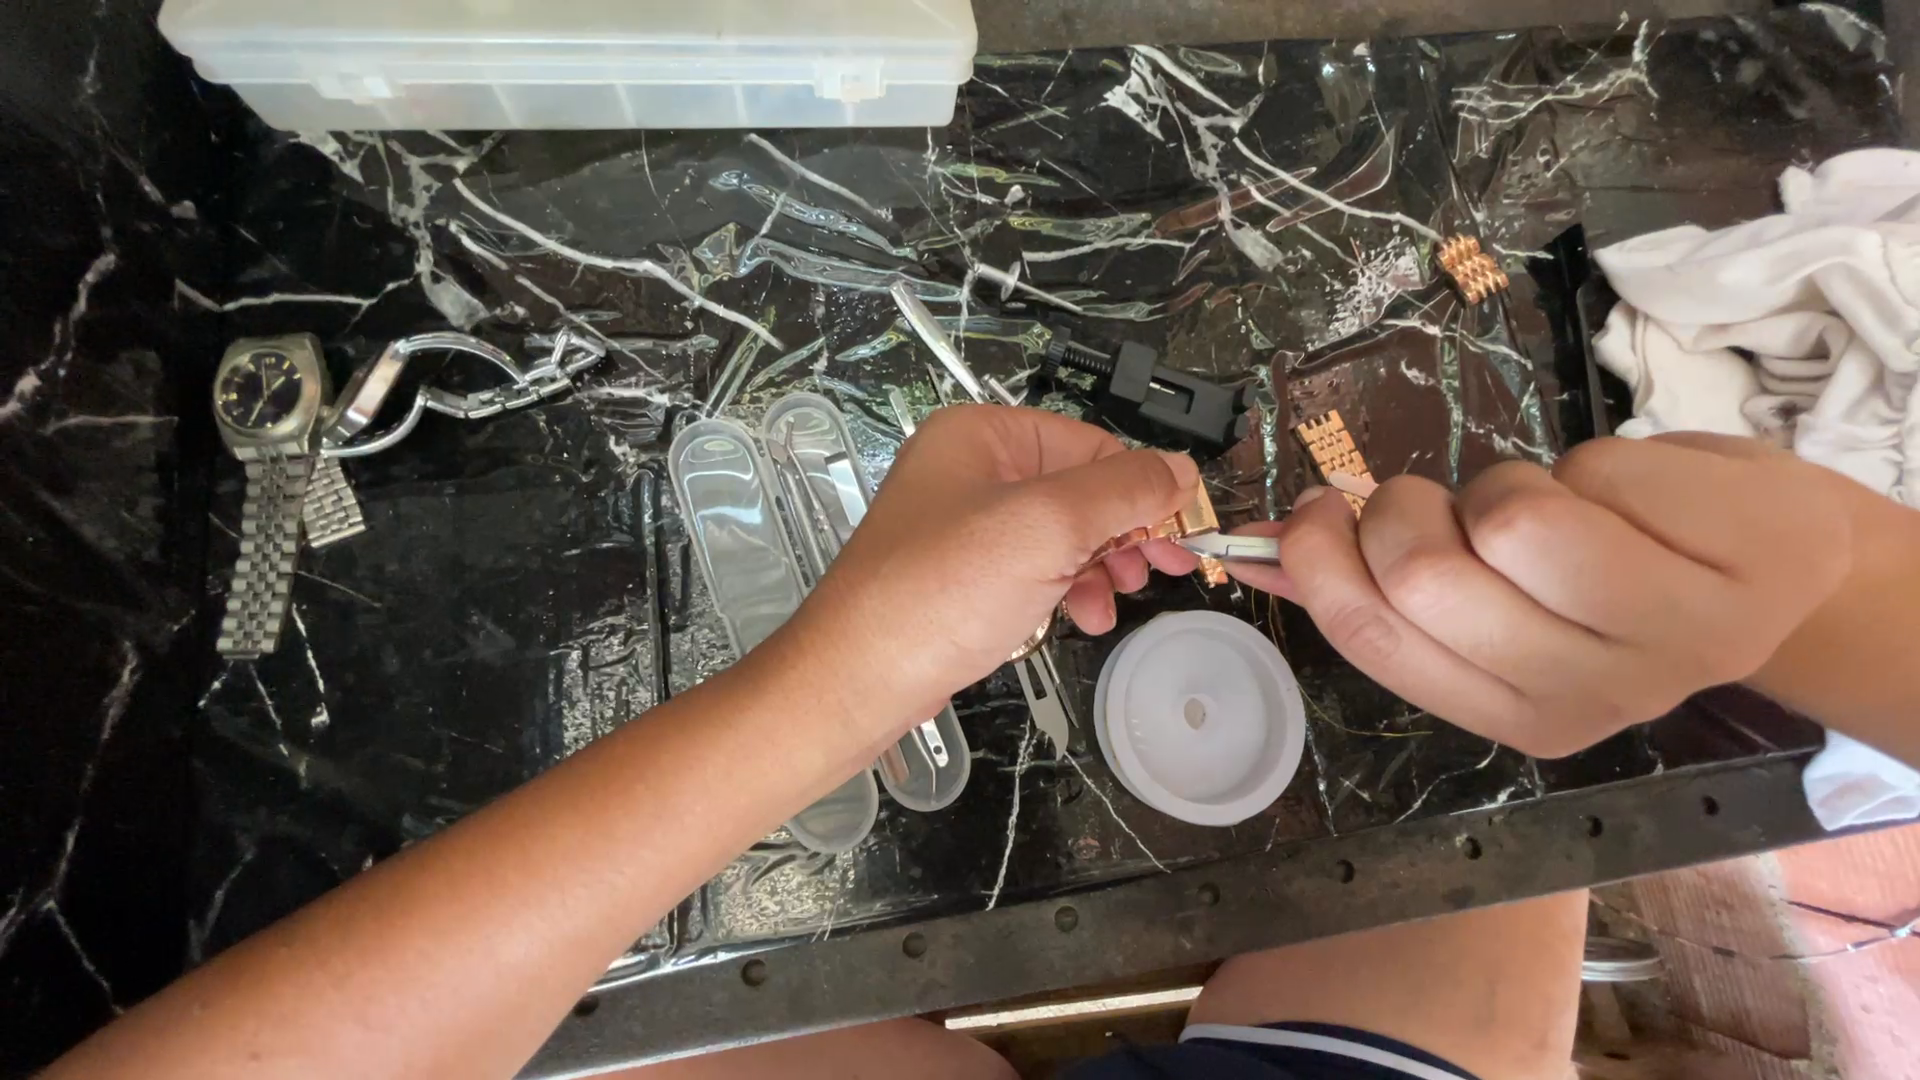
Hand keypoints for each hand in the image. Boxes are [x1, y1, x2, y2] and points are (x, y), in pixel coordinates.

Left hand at [776, 405, 1199, 737]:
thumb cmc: (946, 590)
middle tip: (1166, 567)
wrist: (860, 679)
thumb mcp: (1047, 526)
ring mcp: (963, 526)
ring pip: (1058, 534)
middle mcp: (969, 471)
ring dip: (1098, 565)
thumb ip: (1123, 490)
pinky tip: (1082, 618)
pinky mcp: (962, 577)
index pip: (1089, 444)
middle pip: (1076, 489)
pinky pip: (1030, 569)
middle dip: (1122, 530)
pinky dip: (1063, 589)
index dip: (1142, 486)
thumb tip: (1183, 468)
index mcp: (981, 436)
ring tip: (1118, 598)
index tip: (1186, 530)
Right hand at [1226, 434, 1854, 757]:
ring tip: (1530, 503)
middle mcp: (1587, 697)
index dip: (1318, 559)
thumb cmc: (1585, 582)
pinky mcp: (1740, 561)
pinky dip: (1577, 464)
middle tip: (1425, 500)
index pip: (1371, 637)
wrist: (1754, 570)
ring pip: (1507, 524)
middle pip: (1424, 578)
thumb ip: (1360, 580)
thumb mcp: (1473, 601)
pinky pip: (1591, 477)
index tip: (1314, 507)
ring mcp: (1673, 637)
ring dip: (1492, 486)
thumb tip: (1250, 548)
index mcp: (1508, 715)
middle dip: (1400, 509)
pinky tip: (1616, 497)